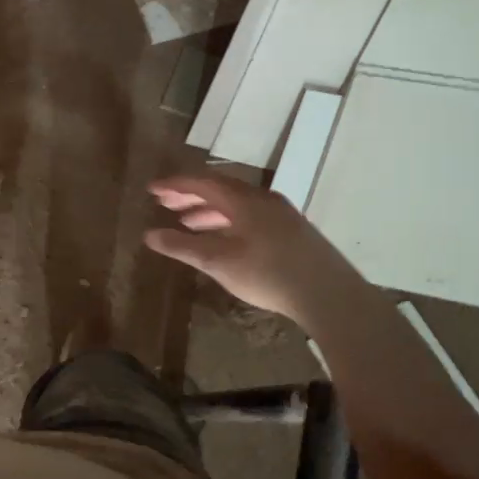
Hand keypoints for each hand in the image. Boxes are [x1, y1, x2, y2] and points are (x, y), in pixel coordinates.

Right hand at [144, 173, 369, 323]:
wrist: (329, 295)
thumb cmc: (267, 273)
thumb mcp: (217, 261)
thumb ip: (182, 246)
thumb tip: (149, 234)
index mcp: (243, 200)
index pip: (201, 183)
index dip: (174, 185)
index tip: (152, 190)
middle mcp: (263, 199)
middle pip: (220, 189)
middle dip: (190, 196)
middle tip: (166, 204)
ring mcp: (281, 214)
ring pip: (237, 203)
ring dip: (209, 210)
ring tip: (188, 223)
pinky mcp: (293, 231)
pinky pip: (251, 215)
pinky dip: (229, 220)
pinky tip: (223, 238)